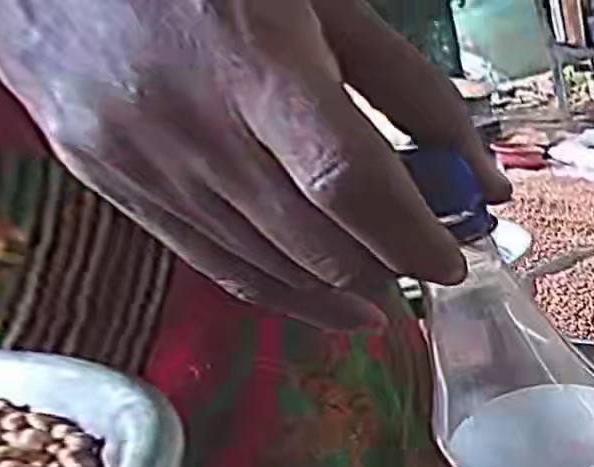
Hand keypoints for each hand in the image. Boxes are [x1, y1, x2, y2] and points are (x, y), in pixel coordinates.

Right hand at [0, 0, 510, 329]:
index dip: (416, 241)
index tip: (452, 258)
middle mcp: (187, 121)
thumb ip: (419, 100)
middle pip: (326, 250)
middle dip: (394, 266)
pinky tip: (349, 310)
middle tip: (421, 252)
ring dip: (354, 284)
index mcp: (253, 62)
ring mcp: (137, 157)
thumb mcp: (330, 6)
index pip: (354, 191)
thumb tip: (490, 189)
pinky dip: (300, 300)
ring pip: (286, 274)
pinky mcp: (103, 177)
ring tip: (386, 266)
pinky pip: (226, 273)